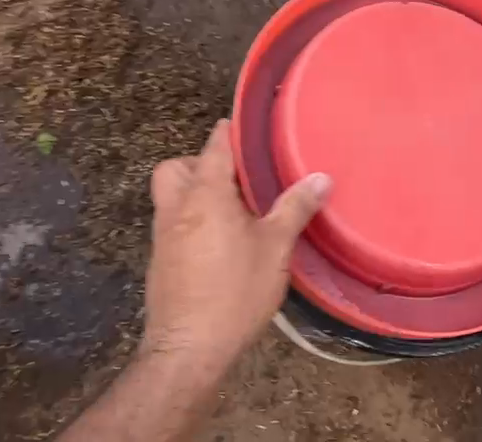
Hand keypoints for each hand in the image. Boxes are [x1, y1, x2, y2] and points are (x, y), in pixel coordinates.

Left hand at [142, 120, 332, 373]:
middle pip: (177, 167)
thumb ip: (295, 207)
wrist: (188, 352)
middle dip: (201, 163)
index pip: (214, 146)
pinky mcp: (160, 264)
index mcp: (205, 194)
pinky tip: (221, 242)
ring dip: (195, 192)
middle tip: (236, 176)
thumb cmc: (234, 291)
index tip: (250, 128)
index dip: (231, 133)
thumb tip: (321, 177)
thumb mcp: (276, 246)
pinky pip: (173, 224)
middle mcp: (177, 208)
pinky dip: (192, 220)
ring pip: (171, 196)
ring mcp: (163, 237)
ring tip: (234, 209)